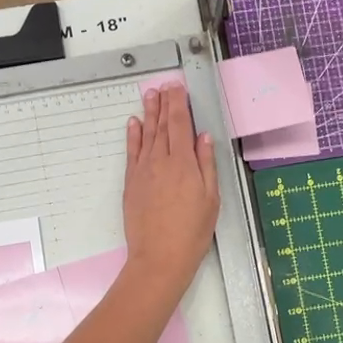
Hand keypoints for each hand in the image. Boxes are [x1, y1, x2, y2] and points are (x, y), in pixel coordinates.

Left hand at [122, 84, 219, 284]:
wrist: (160, 257)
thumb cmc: (192, 233)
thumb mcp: (211, 199)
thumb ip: (206, 165)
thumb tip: (203, 138)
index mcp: (184, 164)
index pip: (180, 124)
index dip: (178, 104)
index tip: (177, 87)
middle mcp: (161, 162)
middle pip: (162, 125)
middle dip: (163, 103)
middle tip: (163, 85)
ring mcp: (143, 171)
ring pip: (146, 135)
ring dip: (148, 113)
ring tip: (149, 95)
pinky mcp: (132, 183)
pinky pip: (132, 152)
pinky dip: (133, 135)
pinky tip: (134, 123)